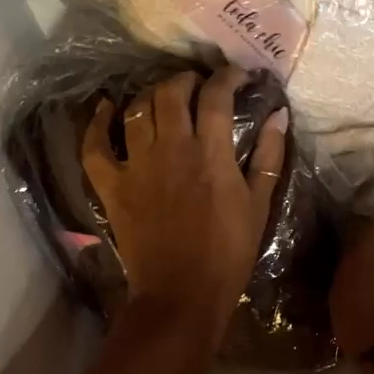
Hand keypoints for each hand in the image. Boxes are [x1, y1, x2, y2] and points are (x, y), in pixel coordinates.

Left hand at [81, 66, 288, 332]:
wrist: (181, 298)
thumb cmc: (227, 253)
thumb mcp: (258, 205)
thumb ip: (268, 156)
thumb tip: (278, 114)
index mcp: (210, 154)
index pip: (216, 95)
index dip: (227, 76)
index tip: (237, 76)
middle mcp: (171, 149)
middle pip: (171, 92)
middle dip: (186, 79)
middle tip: (198, 85)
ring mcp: (137, 166)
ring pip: (137, 109)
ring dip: (151, 94)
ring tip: (164, 97)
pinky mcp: (113, 187)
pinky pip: (95, 147)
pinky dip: (97, 124)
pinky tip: (106, 109)